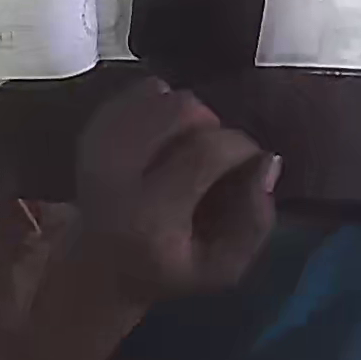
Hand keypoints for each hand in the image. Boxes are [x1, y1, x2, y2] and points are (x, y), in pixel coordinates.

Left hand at [70, 78, 280, 304]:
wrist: (100, 266)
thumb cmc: (169, 267)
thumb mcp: (223, 267)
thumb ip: (255, 220)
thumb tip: (269, 162)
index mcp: (150, 216)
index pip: (205, 152)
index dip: (240, 145)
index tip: (252, 158)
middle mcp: (116, 172)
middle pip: (179, 109)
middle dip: (213, 122)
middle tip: (217, 149)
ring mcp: (98, 146)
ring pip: (160, 94)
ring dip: (188, 111)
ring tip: (190, 141)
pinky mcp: (91, 129)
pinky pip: (140, 92)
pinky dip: (163, 103)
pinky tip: (165, 133)